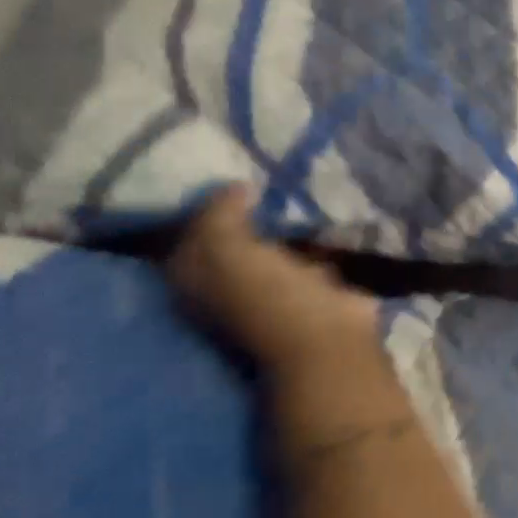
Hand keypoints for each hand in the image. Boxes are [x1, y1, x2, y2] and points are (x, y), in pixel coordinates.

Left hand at [167, 186, 380, 373]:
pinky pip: (310, 259)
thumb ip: (221, 213)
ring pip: (271, 249)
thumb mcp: (228, 248)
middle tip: (261, 184)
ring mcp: (273, 291)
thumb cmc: (271, 297)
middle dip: (244, 216)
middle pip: (229, 240)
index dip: (204, 205)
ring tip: (294, 197)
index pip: (188, 231)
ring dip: (283, 229)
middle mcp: (226, 285)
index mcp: (193, 277)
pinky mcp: (315, 293)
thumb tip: (238, 186)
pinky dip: (318, 245)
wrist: (329, 340)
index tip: (225, 178)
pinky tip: (324, 225)